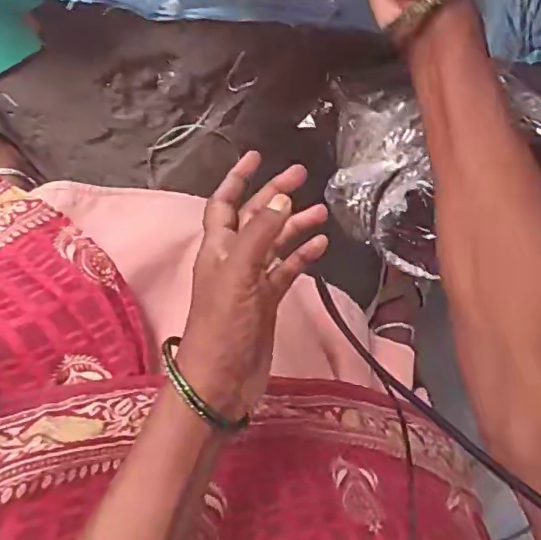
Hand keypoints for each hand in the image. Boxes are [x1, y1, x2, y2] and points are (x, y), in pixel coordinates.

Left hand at [175, 151, 330, 419]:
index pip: (225, 203)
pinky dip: (302, 256)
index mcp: (218, 248)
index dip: (237, 178)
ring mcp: (252, 281)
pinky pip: (287, 270)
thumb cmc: (222, 326)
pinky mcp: (268, 301)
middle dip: (275, 195)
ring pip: (275, 243)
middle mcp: (234, 259)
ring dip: (295, 225)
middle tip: (301, 176)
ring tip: (322, 212)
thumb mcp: (237, 275)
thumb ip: (259, 235)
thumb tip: (280, 198)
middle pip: (255, 218)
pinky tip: (319, 246)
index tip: (256, 157)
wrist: (221, 383)